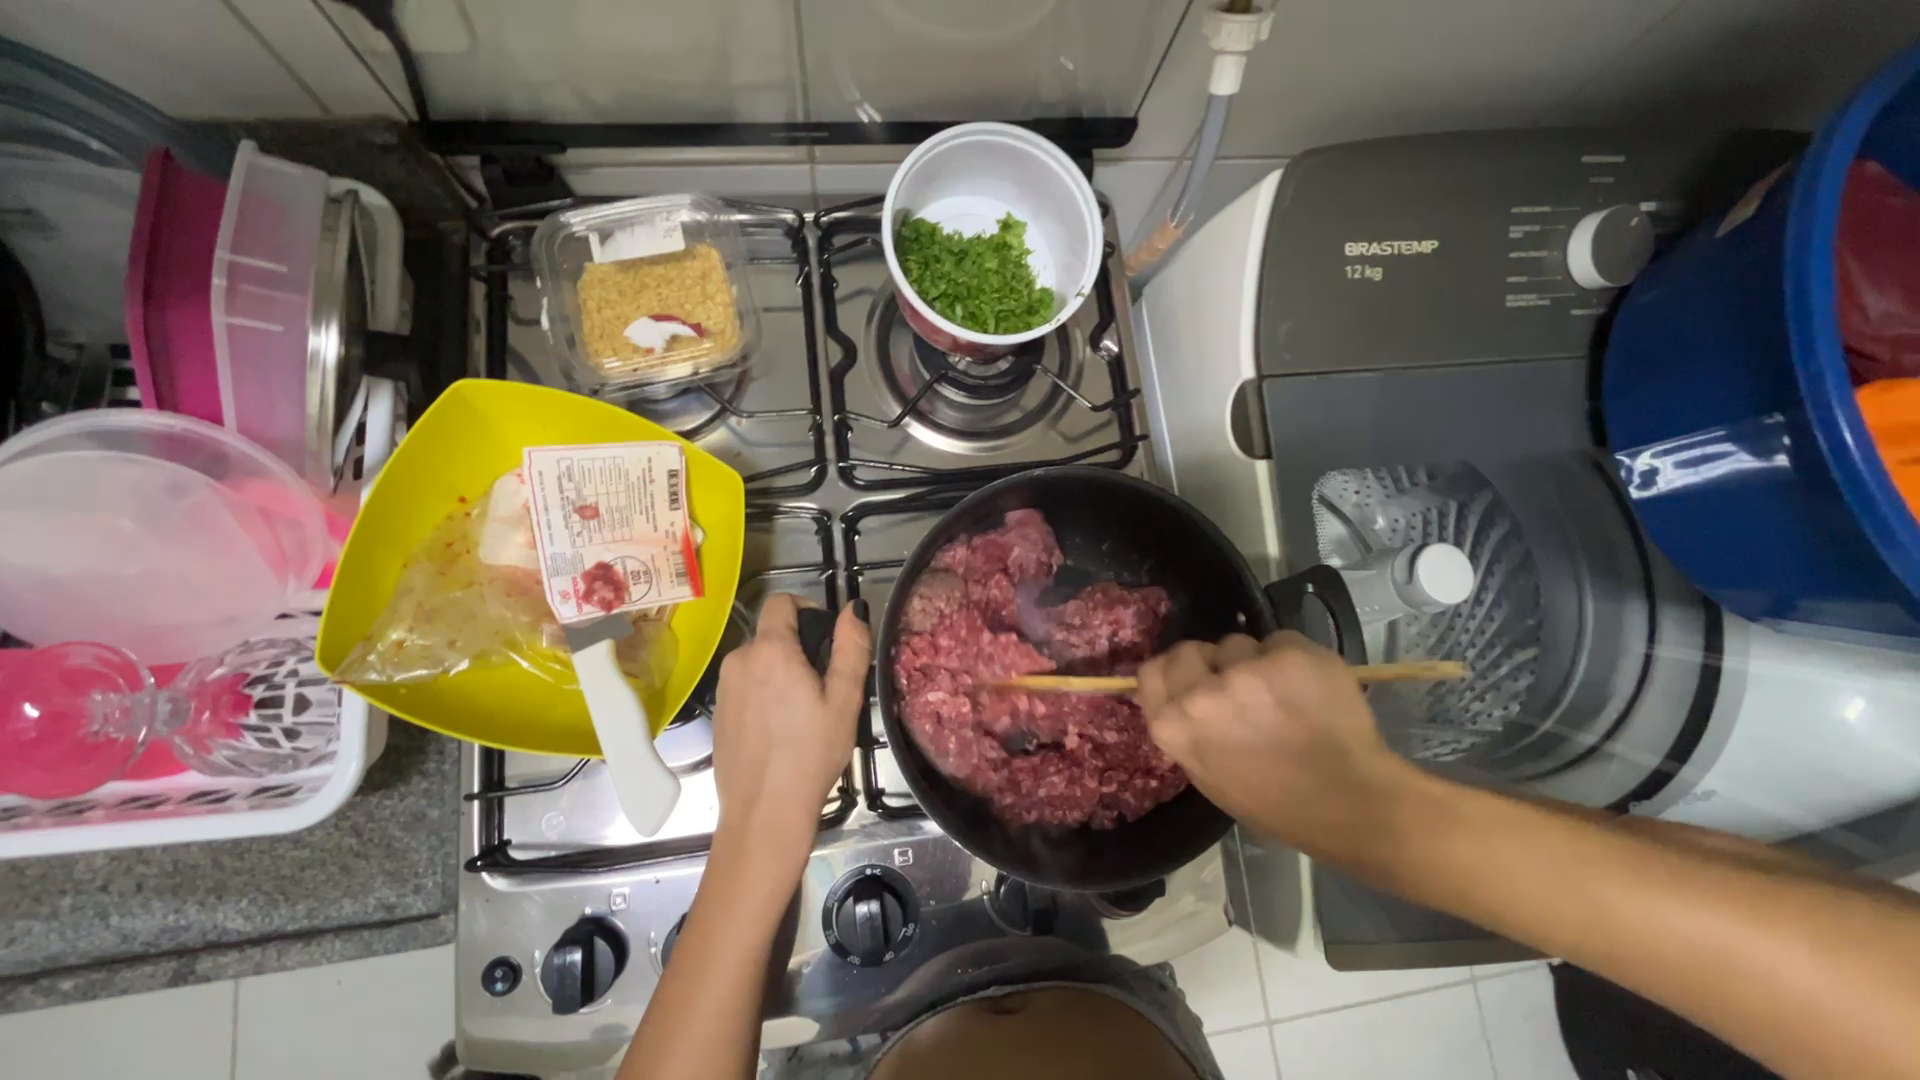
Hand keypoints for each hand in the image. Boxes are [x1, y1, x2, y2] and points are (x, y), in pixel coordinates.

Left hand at [711, 594, 870, 852]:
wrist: (764, 812)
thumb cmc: (811, 753)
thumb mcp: (845, 699)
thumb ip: (851, 647)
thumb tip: (851, 609)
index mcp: (770, 650)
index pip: (781, 601)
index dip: (807, 608)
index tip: (827, 637)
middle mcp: (738, 660)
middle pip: (771, 634)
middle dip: (798, 647)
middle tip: (824, 685)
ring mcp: (723, 688)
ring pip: (758, 661)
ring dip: (780, 671)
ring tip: (805, 711)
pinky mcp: (718, 713)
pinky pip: (745, 686)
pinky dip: (764, 694)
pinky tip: (781, 729)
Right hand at [1136, 630, 1416, 854]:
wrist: (1346, 803)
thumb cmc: (1272, 801)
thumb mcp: (1205, 773)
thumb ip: (1185, 727)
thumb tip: (1181, 696)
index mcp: (1174, 726)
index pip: (1152, 670)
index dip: (1177, 671)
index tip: (1197, 680)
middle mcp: (1202, 694)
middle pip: (1190, 649)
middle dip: (1213, 661)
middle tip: (1241, 685)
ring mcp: (1247, 671)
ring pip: (1240, 644)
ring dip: (1257, 662)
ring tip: (1286, 696)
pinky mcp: (1290, 655)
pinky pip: (1283, 641)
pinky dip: (1296, 660)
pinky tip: (1312, 690)